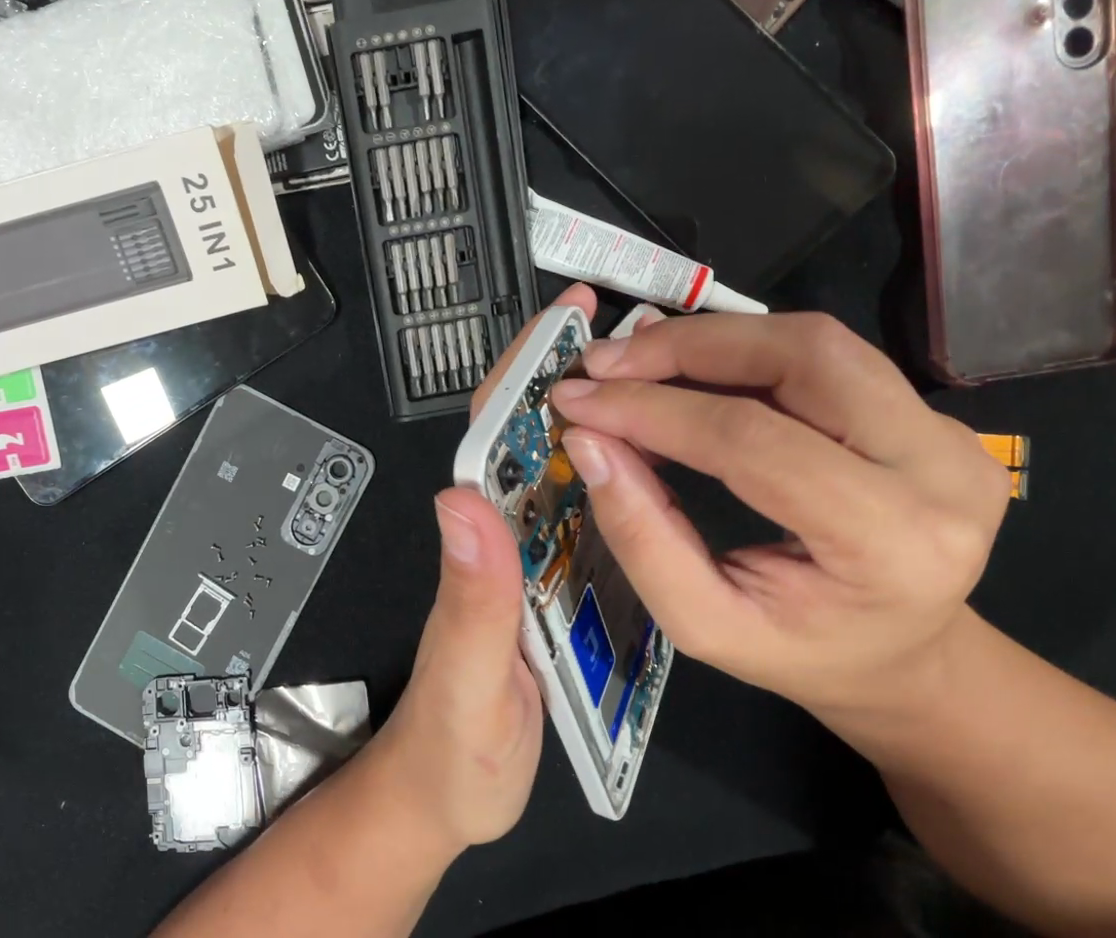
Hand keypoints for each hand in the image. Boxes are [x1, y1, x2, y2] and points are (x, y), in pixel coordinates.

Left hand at [361, 287, 604, 850]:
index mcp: (474, 544)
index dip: (523, 373)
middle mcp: (498, 539)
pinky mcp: (553, 594)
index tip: (569, 319)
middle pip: (529, 442)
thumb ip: (467, 601)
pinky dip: (615, 483)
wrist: (451, 795)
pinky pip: (585, 523)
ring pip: (560, 475)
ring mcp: (527, 564)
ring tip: (664, 381)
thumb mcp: (465, 680)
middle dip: (572, 378)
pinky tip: (657, 471)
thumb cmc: (451, 747)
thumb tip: (461, 500)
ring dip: (600, 422)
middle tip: (641, 332)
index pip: (489, 437)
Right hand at [549, 312, 1011, 718]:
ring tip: (633, 358)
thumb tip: (586, 441)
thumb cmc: (800, 652)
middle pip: (802, 357)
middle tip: (602, 363)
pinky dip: (738, 350)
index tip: (576, 401)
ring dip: (710, 339)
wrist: (901, 657)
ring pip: (813, 341)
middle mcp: (940, 469)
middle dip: (686, 348)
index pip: (755, 441)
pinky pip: (821, 356)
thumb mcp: (703, 623)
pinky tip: (683, 366)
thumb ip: (642, 536)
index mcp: (893, 543)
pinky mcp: (927, 412)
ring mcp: (945, 431)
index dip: (654, 411)